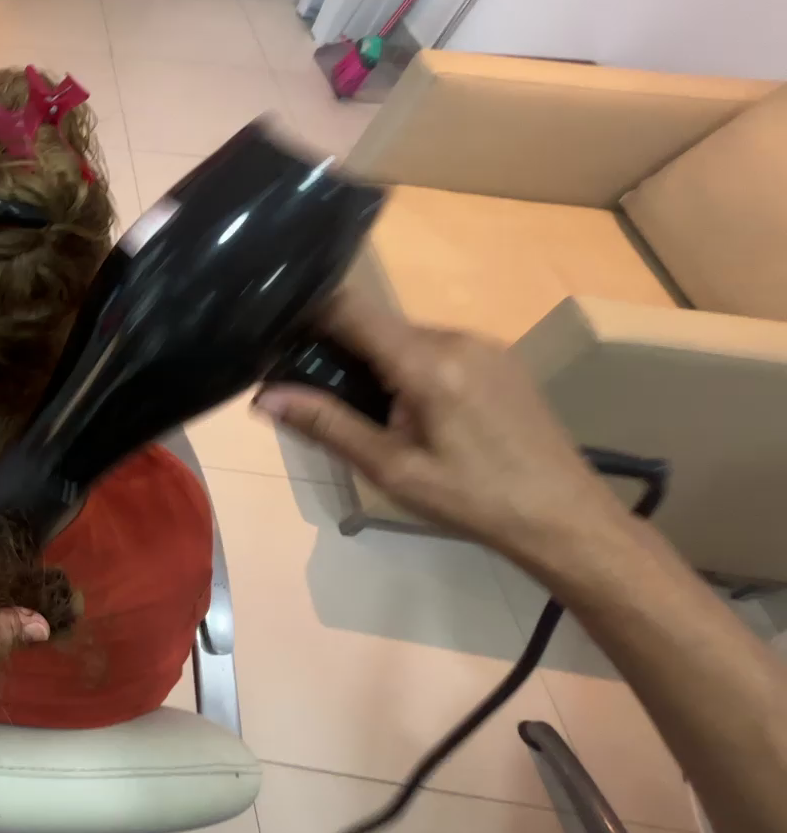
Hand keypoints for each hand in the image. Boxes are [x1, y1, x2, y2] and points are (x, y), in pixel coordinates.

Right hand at [254, 287, 628, 561]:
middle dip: (332, 348)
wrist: (571, 524)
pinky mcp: (496, 359)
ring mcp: (482, 346)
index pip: (349, 308)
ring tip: (352, 405)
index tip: (273, 339)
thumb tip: (262, 398)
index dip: (305, 315)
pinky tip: (398, 407)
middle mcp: (457, 339)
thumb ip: (325, 424)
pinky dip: (398, 365)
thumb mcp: (390, 468)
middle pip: (371, 322)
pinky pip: (427, 346)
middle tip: (306, 389)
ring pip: (398, 335)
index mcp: (429, 362)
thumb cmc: (474, 500)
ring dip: (366, 359)